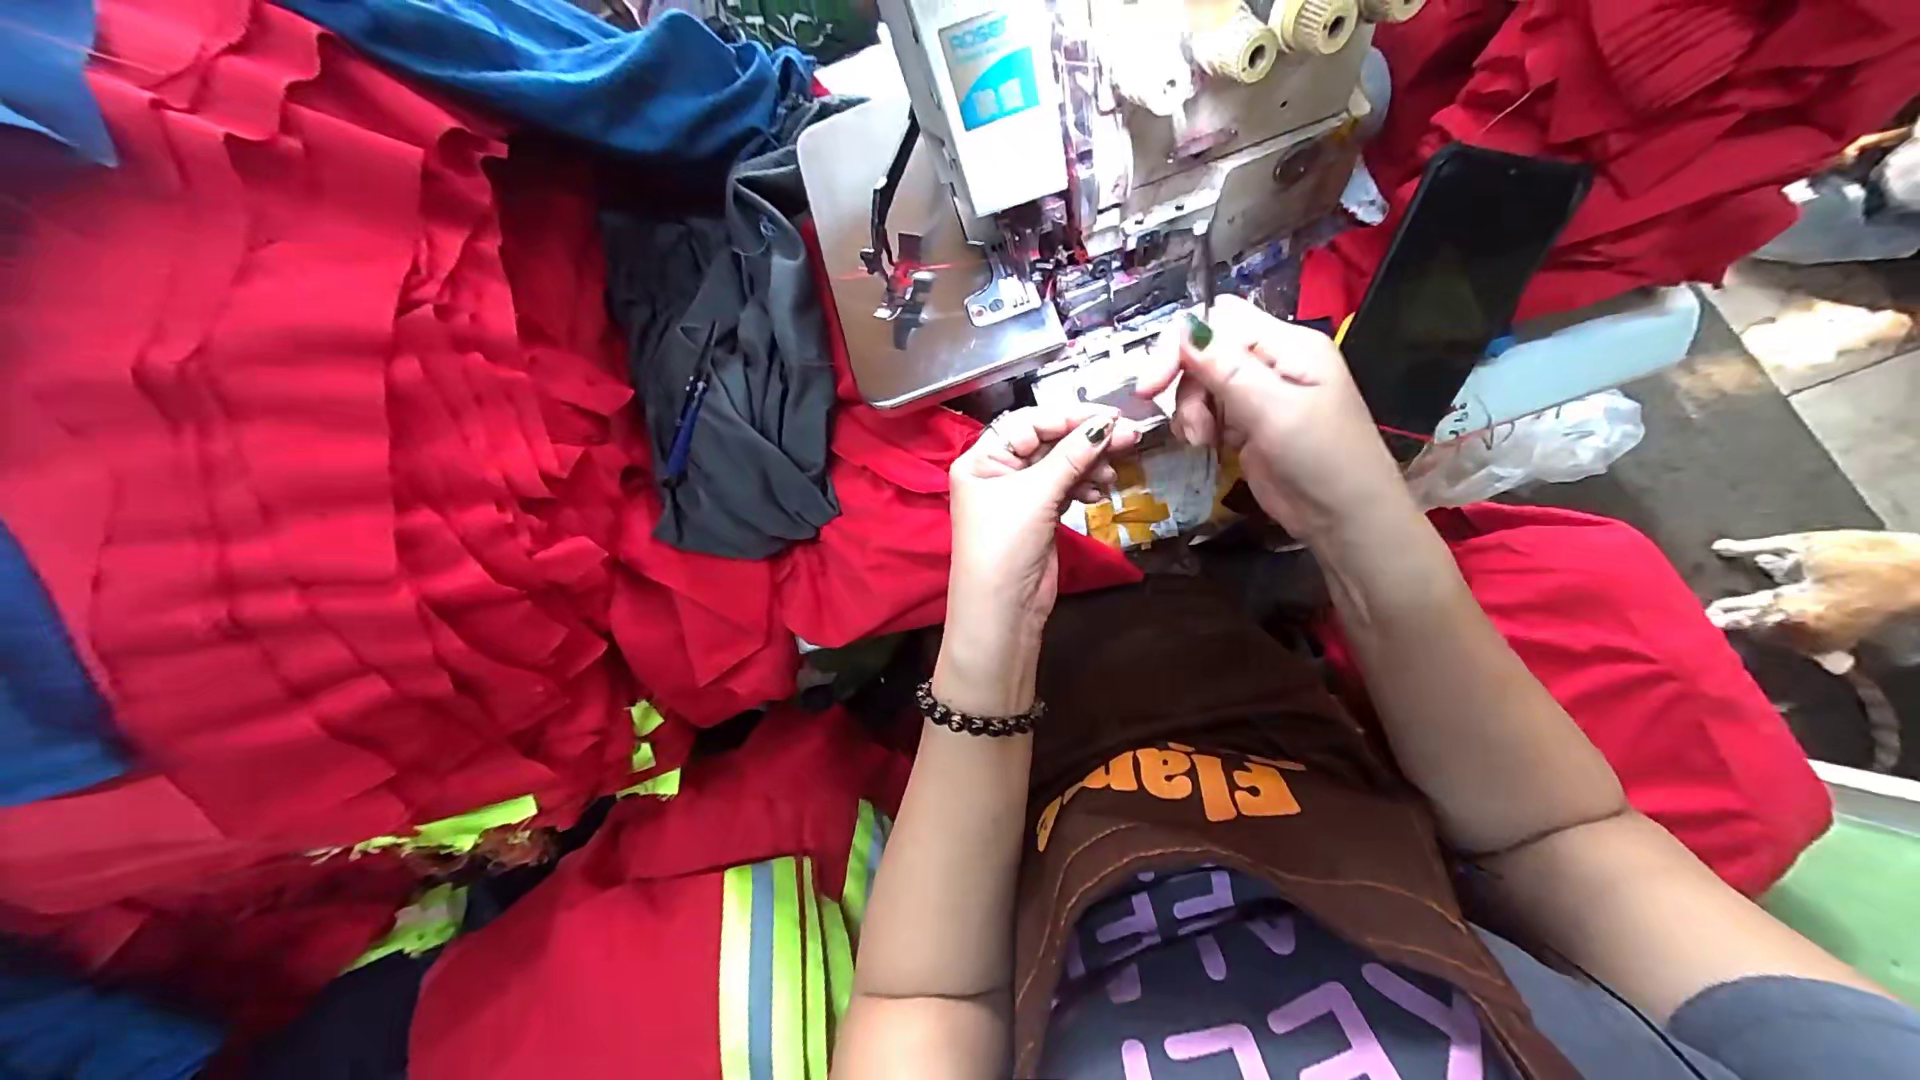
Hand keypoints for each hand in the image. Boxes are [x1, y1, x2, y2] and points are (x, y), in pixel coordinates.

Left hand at [937, 403, 1139, 713]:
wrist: (1002, 609)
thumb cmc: (1005, 545)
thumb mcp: (1037, 495)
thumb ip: (1072, 455)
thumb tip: (1106, 423)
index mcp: (981, 459)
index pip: (1028, 423)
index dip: (1068, 417)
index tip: (1108, 416)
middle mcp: (997, 472)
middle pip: (1047, 442)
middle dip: (1085, 440)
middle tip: (1126, 438)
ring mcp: (1019, 494)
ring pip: (1060, 465)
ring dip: (1088, 464)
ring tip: (1113, 471)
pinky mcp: (1038, 514)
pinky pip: (1065, 486)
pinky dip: (1084, 484)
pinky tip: (1101, 487)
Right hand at [1134, 295, 1412, 544]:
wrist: (1343, 518)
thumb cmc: (1321, 459)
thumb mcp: (1273, 411)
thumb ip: (1226, 369)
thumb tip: (1183, 329)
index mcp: (1288, 344)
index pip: (1220, 321)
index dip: (1180, 346)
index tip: (1152, 387)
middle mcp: (1272, 361)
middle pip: (1205, 351)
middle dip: (1185, 385)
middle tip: (1182, 426)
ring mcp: (1258, 393)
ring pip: (1201, 382)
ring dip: (1190, 410)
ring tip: (1201, 441)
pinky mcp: (1247, 422)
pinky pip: (1208, 409)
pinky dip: (1197, 425)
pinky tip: (1205, 445)